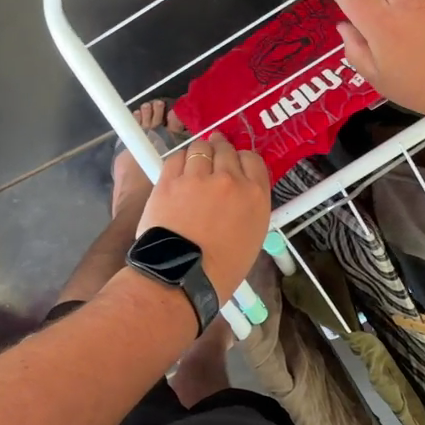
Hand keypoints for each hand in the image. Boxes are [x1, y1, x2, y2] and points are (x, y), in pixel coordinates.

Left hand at [137, 134, 270, 300]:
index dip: (242, 158)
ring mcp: (197, 177)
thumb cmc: (221, 268)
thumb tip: (239, 194)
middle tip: (214, 154)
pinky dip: (179, 160)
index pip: (252, 160)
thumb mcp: (252, 237)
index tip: (235, 161)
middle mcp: (229, 180)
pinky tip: (179, 169)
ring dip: (199, 152)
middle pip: (225, 149)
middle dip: (220, 150)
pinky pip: (176, 157)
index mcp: (255, 195)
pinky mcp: (169, 181)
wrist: (183, 277)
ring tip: (195, 160)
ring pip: (200, 148)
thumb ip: (249, 206)